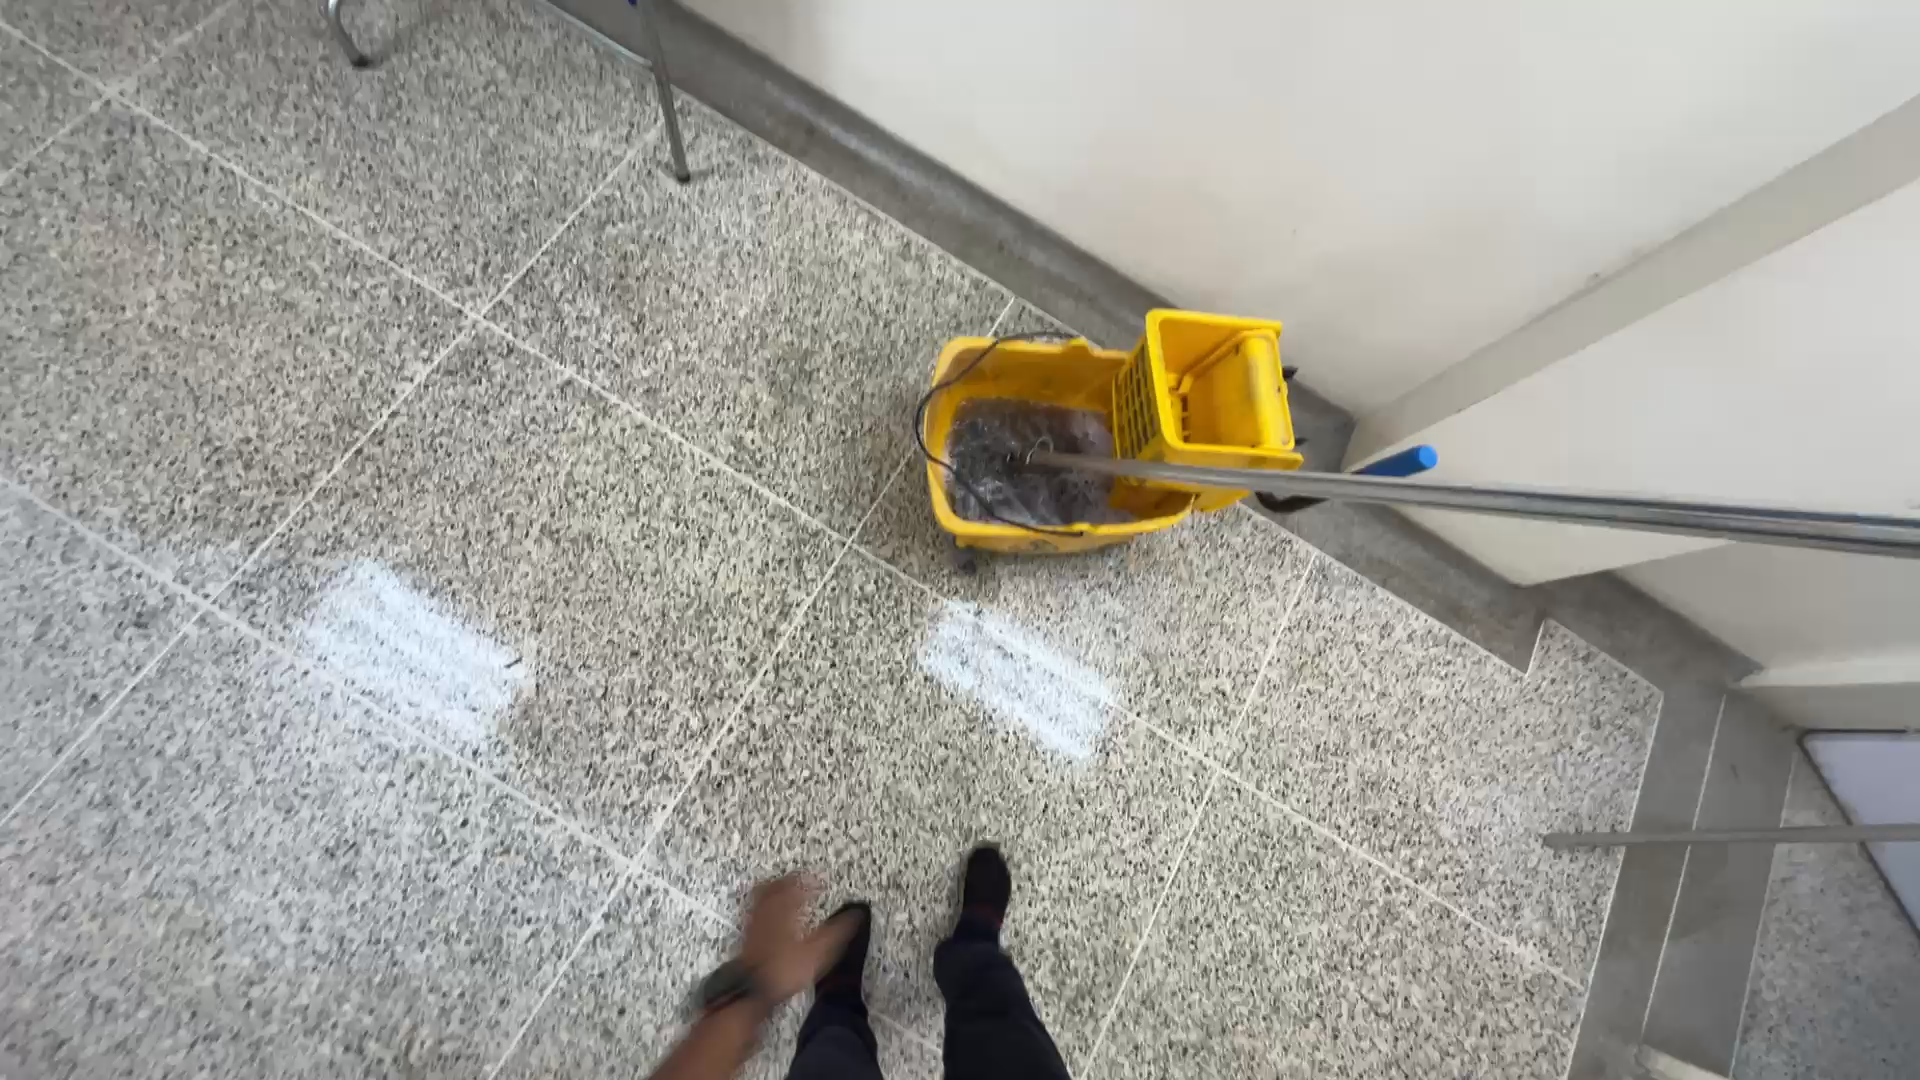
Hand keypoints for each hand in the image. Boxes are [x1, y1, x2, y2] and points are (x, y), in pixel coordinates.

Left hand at [738, 875, 858, 1004]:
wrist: (751, 992)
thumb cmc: (783, 969)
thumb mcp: (817, 952)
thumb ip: (837, 932)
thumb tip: (855, 915)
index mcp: (784, 909)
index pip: (796, 885)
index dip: (809, 881)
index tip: (819, 883)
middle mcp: (767, 912)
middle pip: (774, 886)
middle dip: (787, 881)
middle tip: (798, 879)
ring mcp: (754, 925)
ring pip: (761, 897)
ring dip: (773, 891)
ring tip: (781, 891)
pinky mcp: (747, 938)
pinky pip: (755, 914)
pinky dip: (763, 909)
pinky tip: (768, 918)